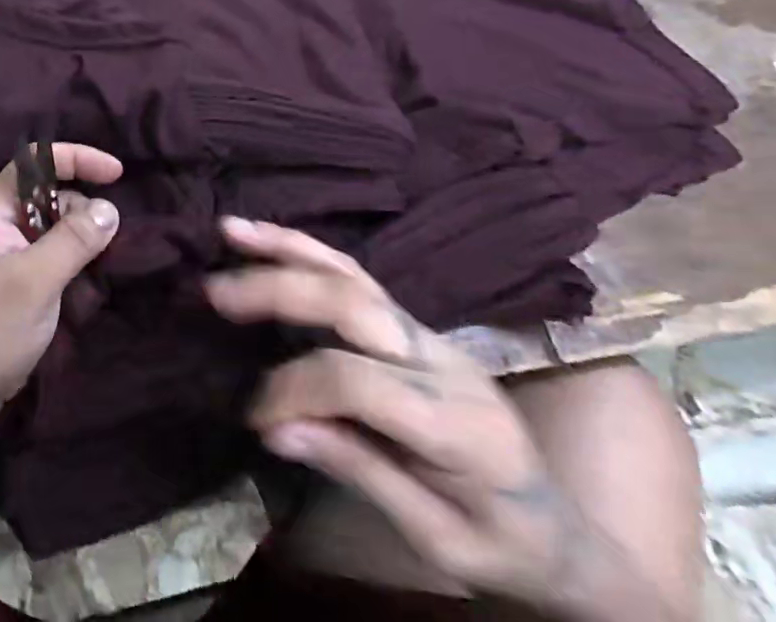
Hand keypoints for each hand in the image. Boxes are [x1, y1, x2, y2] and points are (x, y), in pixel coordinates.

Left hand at [0, 144, 122, 415]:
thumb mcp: (35, 279)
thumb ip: (73, 239)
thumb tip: (109, 207)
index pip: (34, 163)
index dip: (74, 158)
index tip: (117, 173)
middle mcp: (0, 226)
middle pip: (49, 196)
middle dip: (83, 209)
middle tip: (105, 244)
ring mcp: (9, 255)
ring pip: (56, 229)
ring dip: (83, 240)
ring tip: (99, 268)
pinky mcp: (20, 282)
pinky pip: (55, 257)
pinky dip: (76, 263)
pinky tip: (89, 285)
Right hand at [204, 218, 580, 611]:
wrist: (561, 533)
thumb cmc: (500, 546)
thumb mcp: (438, 539)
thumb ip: (359, 472)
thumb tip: (274, 430)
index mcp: (459, 426)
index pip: (357, 382)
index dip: (292, 391)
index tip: (255, 419)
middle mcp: (445, 365)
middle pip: (354, 308)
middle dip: (278, 295)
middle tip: (214, 297)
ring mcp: (431, 338)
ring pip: (353, 277)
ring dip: (287, 250)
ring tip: (230, 230)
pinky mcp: (413, 327)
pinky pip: (354, 277)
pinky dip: (306, 251)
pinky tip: (263, 236)